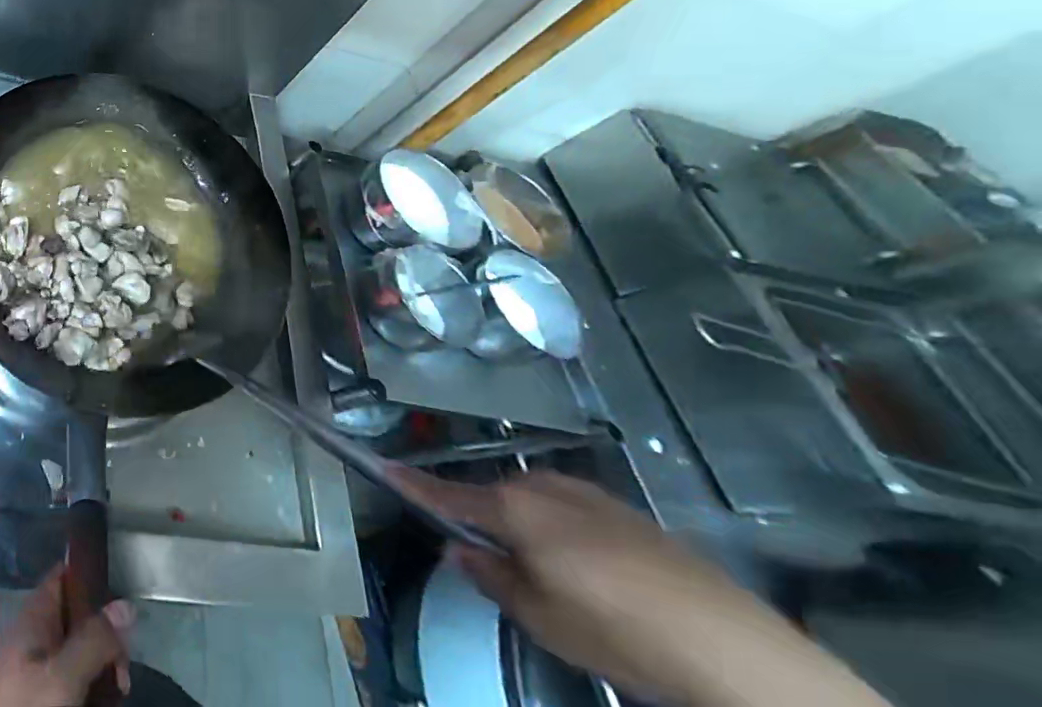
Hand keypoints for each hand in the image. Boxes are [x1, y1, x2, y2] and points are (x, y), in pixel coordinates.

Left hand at [0, 564, 133, 706]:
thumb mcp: (63, 675)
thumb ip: (94, 639)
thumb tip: (125, 604)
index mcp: (33, 618)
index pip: (62, 577)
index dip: (90, 576)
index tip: (120, 596)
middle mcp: (35, 636)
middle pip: (78, 617)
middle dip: (105, 635)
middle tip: (122, 665)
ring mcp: (36, 668)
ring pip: (80, 650)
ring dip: (103, 664)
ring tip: (119, 688)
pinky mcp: (41, 694)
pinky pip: (74, 677)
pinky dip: (93, 684)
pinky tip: (106, 700)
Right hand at [397, 468, 888, 706]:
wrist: (729, 645)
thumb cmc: (614, 629)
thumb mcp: (538, 616)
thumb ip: (488, 574)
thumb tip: (459, 548)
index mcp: (514, 507)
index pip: (447, 493)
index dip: (411, 484)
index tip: (382, 467)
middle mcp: (545, 486)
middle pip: (493, 496)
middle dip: (484, 522)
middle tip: (492, 566)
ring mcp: (588, 493)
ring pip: (533, 504)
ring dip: (524, 528)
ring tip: (549, 579)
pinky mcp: (623, 509)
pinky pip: (568, 511)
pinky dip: (559, 532)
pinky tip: (590, 575)